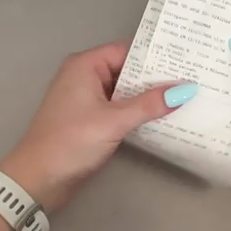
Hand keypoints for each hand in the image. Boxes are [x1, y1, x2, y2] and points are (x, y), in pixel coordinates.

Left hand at [0, 42, 195, 211]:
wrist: (39, 179)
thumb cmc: (71, 141)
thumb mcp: (114, 120)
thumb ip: (149, 104)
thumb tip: (185, 90)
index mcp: (85, 66)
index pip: (126, 51)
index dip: (155, 56)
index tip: (185, 60)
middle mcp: (84, 77)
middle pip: (127, 71)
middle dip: (155, 79)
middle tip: (192, 80)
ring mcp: (85, 101)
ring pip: (124, 93)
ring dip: (147, 98)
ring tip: (184, 98)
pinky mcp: (88, 122)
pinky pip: (118, 110)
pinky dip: (136, 114)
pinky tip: (161, 119)